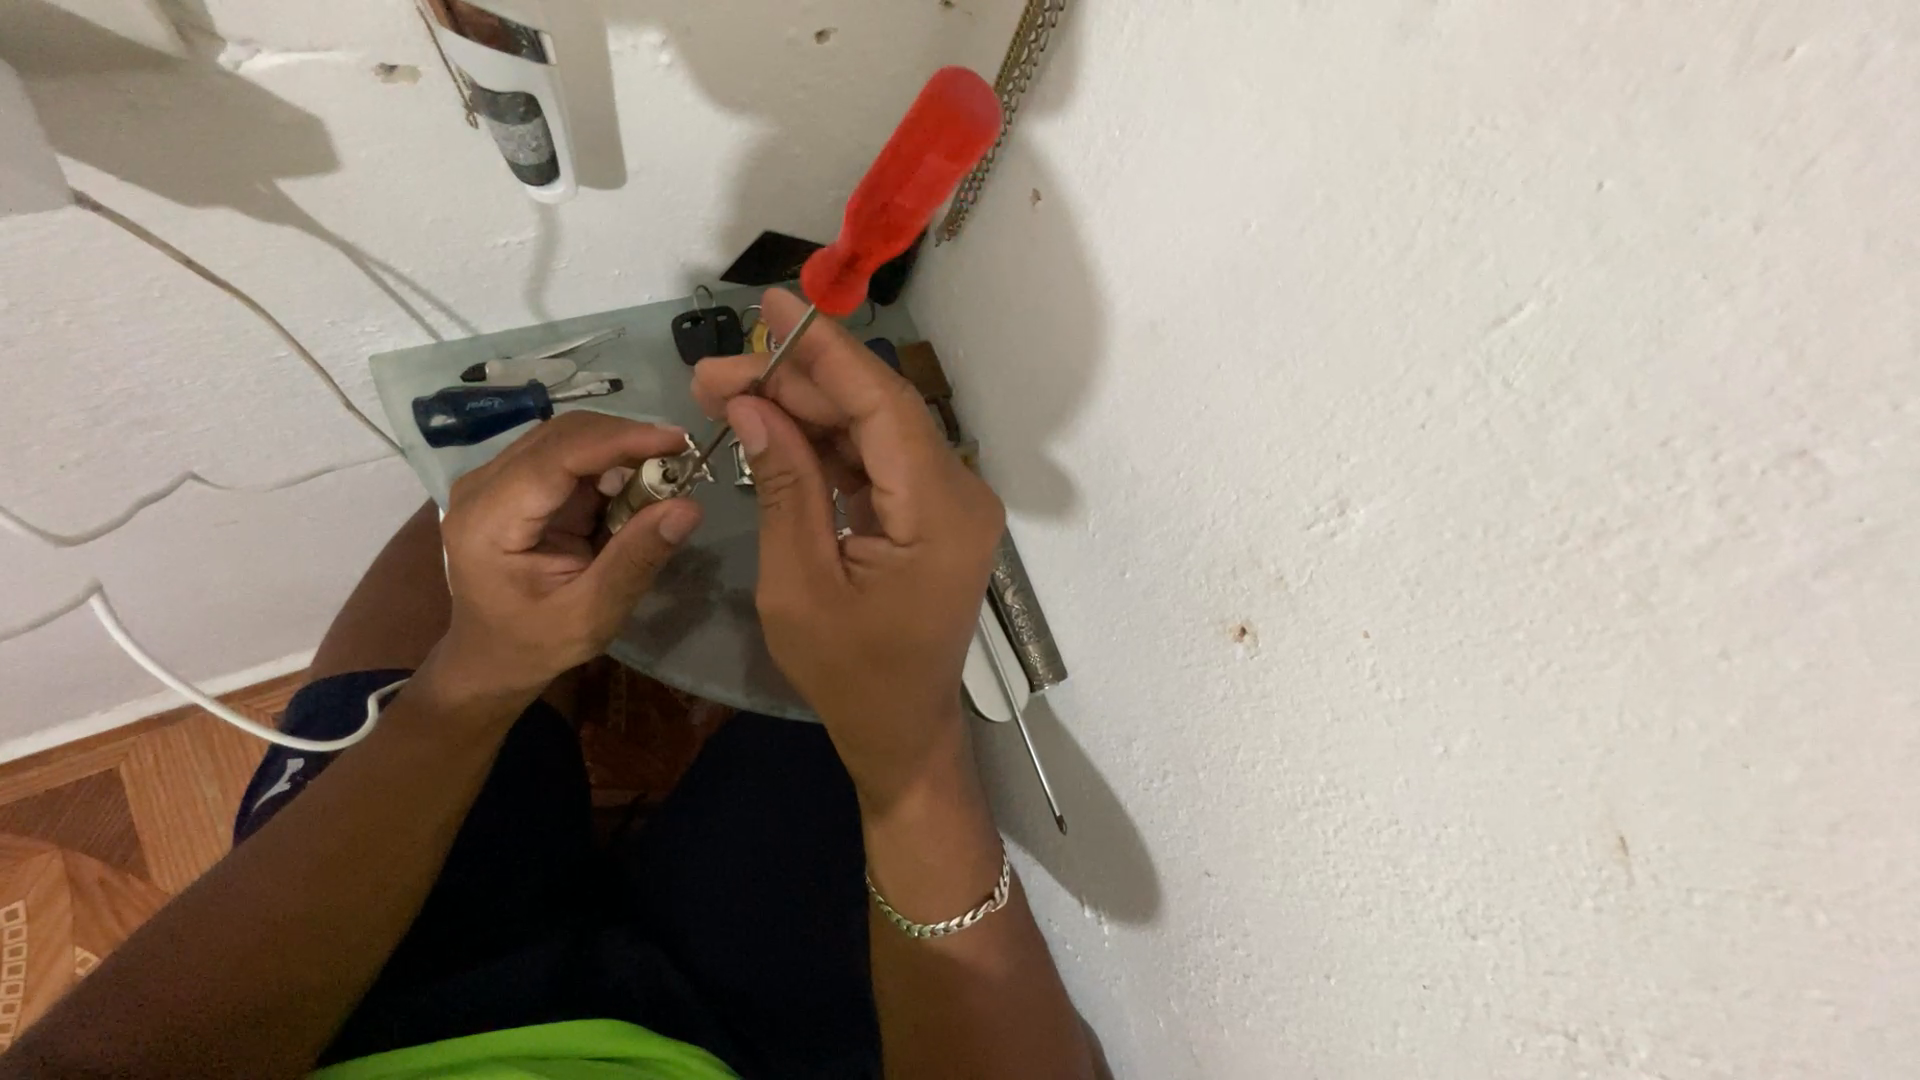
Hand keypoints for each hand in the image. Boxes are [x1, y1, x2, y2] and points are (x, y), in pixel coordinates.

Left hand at [433, 411, 702, 699]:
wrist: (494, 656)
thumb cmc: (537, 643)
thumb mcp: (593, 614)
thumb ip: (636, 559)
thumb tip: (689, 507)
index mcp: (490, 521)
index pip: (558, 456)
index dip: (621, 441)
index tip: (679, 443)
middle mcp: (484, 486)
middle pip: (564, 435)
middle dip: (629, 441)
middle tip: (685, 462)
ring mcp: (499, 480)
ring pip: (571, 438)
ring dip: (624, 451)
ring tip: (669, 477)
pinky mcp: (519, 483)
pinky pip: (573, 456)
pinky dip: (614, 465)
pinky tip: (641, 489)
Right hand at [693, 289, 1004, 805]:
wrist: (901, 730)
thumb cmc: (849, 675)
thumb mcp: (799, 584)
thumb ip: (783, 485)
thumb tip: (752, 403)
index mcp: (939, 514)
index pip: (882, 406)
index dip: (825, 350)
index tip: (770, 304)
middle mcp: (960, 496)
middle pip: (878, 410)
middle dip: (799, 381)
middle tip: (717, 369)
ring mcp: (951, 504)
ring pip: (876, 430)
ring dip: (809, 409)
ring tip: (729, 391)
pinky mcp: (933, 515)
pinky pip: (879, 462)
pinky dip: (829, 444)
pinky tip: (775, 428)